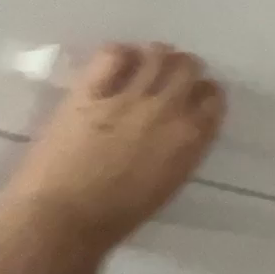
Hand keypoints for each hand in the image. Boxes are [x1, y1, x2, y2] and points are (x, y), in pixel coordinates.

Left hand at [0, 43, 225, 273]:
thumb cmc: (119, 212)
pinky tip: (116, 62)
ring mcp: (129, 98)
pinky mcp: (89, 94)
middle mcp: (170, 110)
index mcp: (194, 136)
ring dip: (155, 56)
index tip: (192, 95)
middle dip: (182, 67)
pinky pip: (112, 56)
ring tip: (143, 63)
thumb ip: (183, 146)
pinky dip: (120, 53)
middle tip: (168, 74)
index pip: (213, 96)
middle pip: (188, 67)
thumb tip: (180, 126)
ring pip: (157, 55)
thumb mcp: (171, 179)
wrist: (61, 220)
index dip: (203, 91)